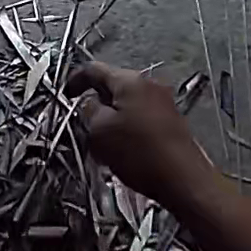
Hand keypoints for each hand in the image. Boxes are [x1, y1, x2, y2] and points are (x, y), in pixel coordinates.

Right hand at [64, 61, 218, 207]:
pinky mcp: (171, 121)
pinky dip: (127, 127)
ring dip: (111, 118)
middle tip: (84, 124)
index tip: (65, 94)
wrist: (184, 181)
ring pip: (126, 103)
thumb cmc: (140, 153)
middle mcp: (149, 84)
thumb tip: (89, 104)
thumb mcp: (100, 131)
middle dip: (95, 102)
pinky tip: (125, 150)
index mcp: (129, 80)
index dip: (75, 80)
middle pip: (112, 86)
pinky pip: (140, 116)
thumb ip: (88, 110)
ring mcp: (163, 102)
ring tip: (104, 143)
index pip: (94, 69)